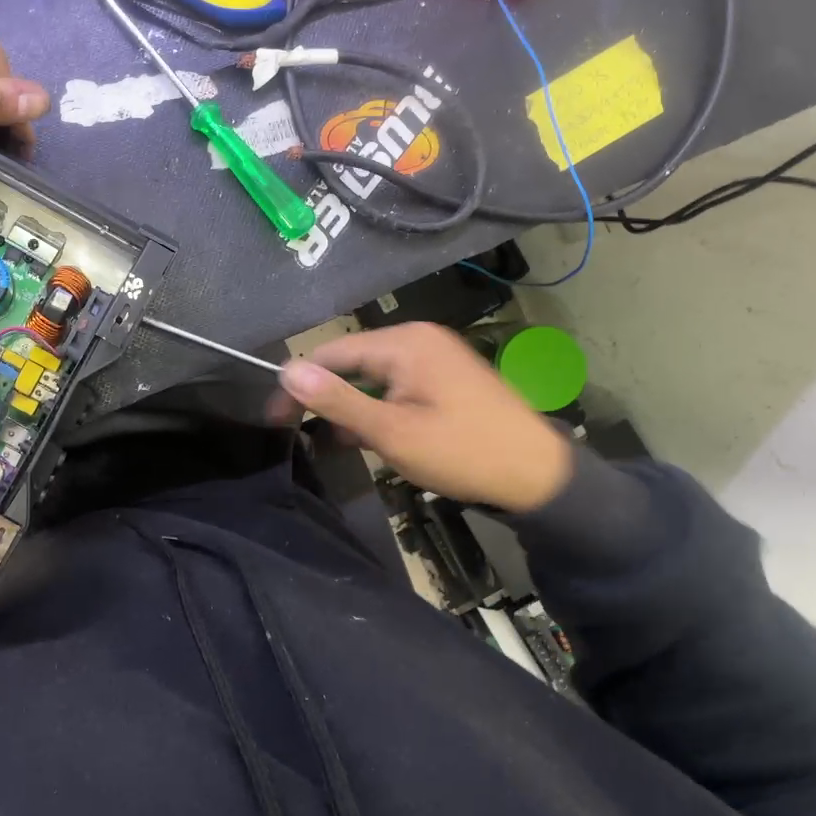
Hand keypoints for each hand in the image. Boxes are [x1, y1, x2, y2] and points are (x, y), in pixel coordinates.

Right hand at [275, 323, 572, 512]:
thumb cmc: (462, 452)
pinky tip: (372, 437)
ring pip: (371, 376)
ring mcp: (435, 356)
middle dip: (326, 397)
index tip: (274, 419)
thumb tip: (285, 371)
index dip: (299, 385)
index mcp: (404, 343)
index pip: (330, 353)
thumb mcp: (391, 432)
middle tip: (301, 433)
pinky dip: (378, 408)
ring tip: (340, 441)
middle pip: (350, 362)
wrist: (540, 477)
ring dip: (352, 407)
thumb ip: (337, 401)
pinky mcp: (446, 376)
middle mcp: (418, 339)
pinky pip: (395, 385)